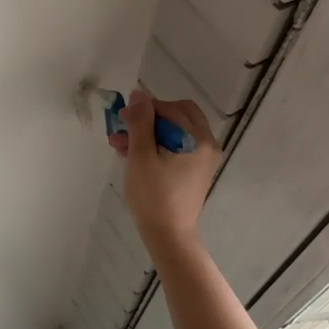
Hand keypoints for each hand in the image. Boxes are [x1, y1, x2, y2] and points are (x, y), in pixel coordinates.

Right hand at [108, 88, 218, 244]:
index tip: (121, 119)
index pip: (170, 108)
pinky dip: (157, 145)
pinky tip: (134, 156)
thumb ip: (141, 122)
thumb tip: (139, 94)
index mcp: (198, 138)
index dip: (144, 109)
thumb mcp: (141, 155)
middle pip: (177, 115)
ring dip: (149, 133)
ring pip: (175, 131)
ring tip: (121, 145)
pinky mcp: (196, 170)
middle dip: (148, 119)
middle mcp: (207, 144)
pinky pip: (177, 146)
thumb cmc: (153, 195)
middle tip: (123, 129)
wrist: (168, 234)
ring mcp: (203, 158)